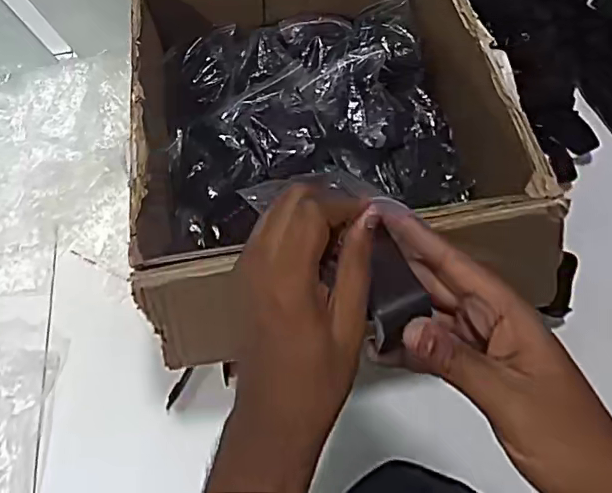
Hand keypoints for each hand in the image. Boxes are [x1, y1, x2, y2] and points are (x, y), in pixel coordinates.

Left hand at [205, 186, 377, 492]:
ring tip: (342, 235)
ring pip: (276, 208)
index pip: (311, 208)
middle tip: (357, 221)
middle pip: (289, 197)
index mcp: (284, 273)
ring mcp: (245, 261)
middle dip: (326, 199)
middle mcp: (258, 258)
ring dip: (309, 210)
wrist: (271, 414)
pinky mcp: (242, 269)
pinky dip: (293, 225)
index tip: (369, 212)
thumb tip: (366, 220)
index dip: (344, 203)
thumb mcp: (349, 324)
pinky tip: (317, 250)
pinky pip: (268, 228)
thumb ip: (357, 264)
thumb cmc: (313, 381)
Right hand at [381, 204, 611, 492]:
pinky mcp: (478, 365)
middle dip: (401, 252)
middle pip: (437, 277)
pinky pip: (435, 341)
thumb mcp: (510, 397)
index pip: (451, 261)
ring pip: (432, 308)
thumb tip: (408, 326)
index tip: (385, 211)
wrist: (603, 489)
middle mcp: (493, 319)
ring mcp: (485, 342)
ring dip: (399, 296)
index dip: (416, 233)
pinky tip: (384, 337)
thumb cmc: (577, 443)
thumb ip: (455, 359)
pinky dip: (409, 337)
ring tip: (362, 274)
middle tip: (363, 231)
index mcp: (507, 311)